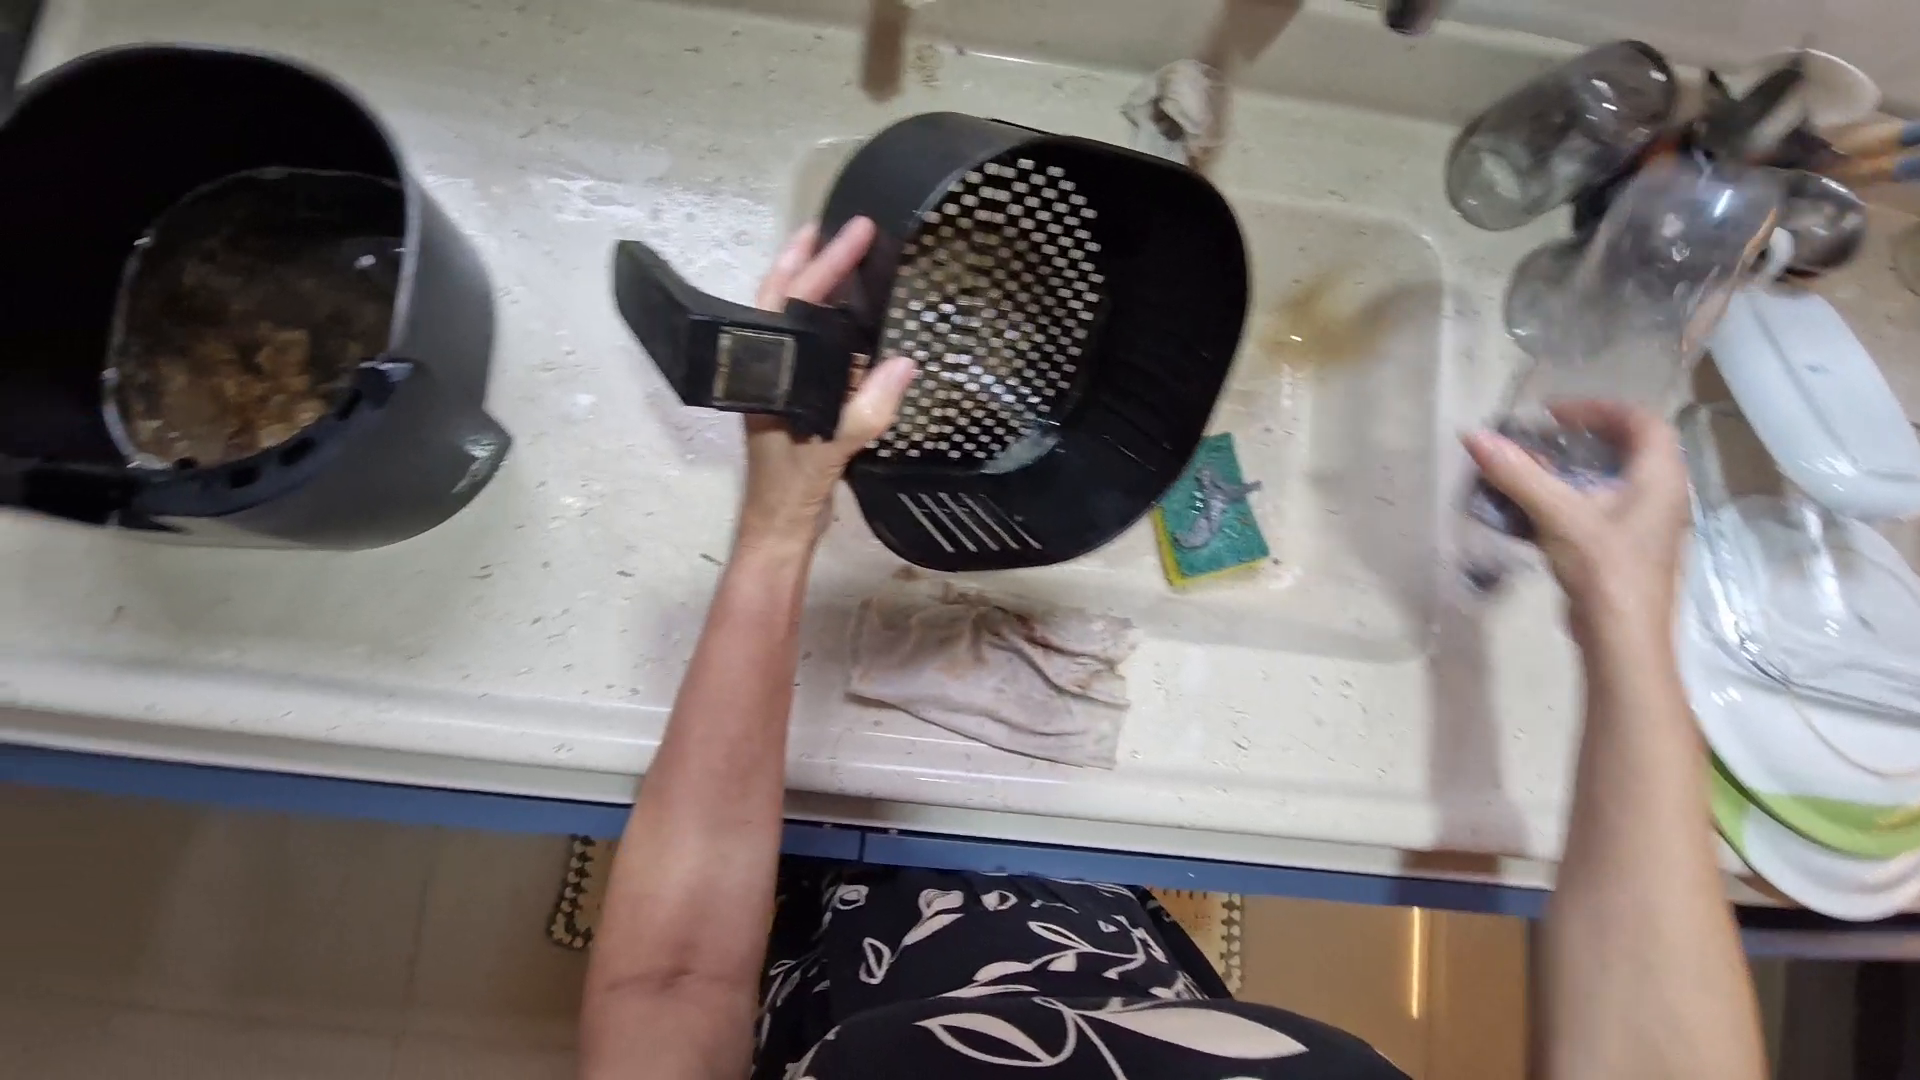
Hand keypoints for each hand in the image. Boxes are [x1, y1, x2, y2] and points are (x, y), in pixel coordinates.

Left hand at [734, 218, 916, 556]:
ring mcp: (783, 385)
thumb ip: (867, 408)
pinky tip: (859, 328)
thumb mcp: (832, 446)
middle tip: (841, 230)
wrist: (781, 525)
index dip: (820, 264)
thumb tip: (905, 363)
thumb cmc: (793, 485)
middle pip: (783, 300)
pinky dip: (834, 331)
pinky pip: (817, 353)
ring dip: (819, 292)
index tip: (848, 232)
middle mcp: (769, 369)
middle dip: (811, 262)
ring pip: (797, 325)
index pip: (789, 301)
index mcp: (766, 370)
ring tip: (848, 264)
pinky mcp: (799, 401)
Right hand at [1463, 402, 1689, 638]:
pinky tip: (1528, 511)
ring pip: (1606, 481)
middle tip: (1535, 441)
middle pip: (1624, 450)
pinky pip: (1593, 508)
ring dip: (1566, 472)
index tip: (1554, 414)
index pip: (1643, 423)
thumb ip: (1517, 474)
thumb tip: (1475, 436)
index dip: (1600, 410)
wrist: (1620, 633)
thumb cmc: (1604, 567)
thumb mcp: (1558, 514)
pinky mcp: (1620, 547)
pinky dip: (1562, 500)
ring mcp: (1640, 524)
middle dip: (1577, 440)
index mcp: (1659, 478)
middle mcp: (1658, 495)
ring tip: (1525, 472)